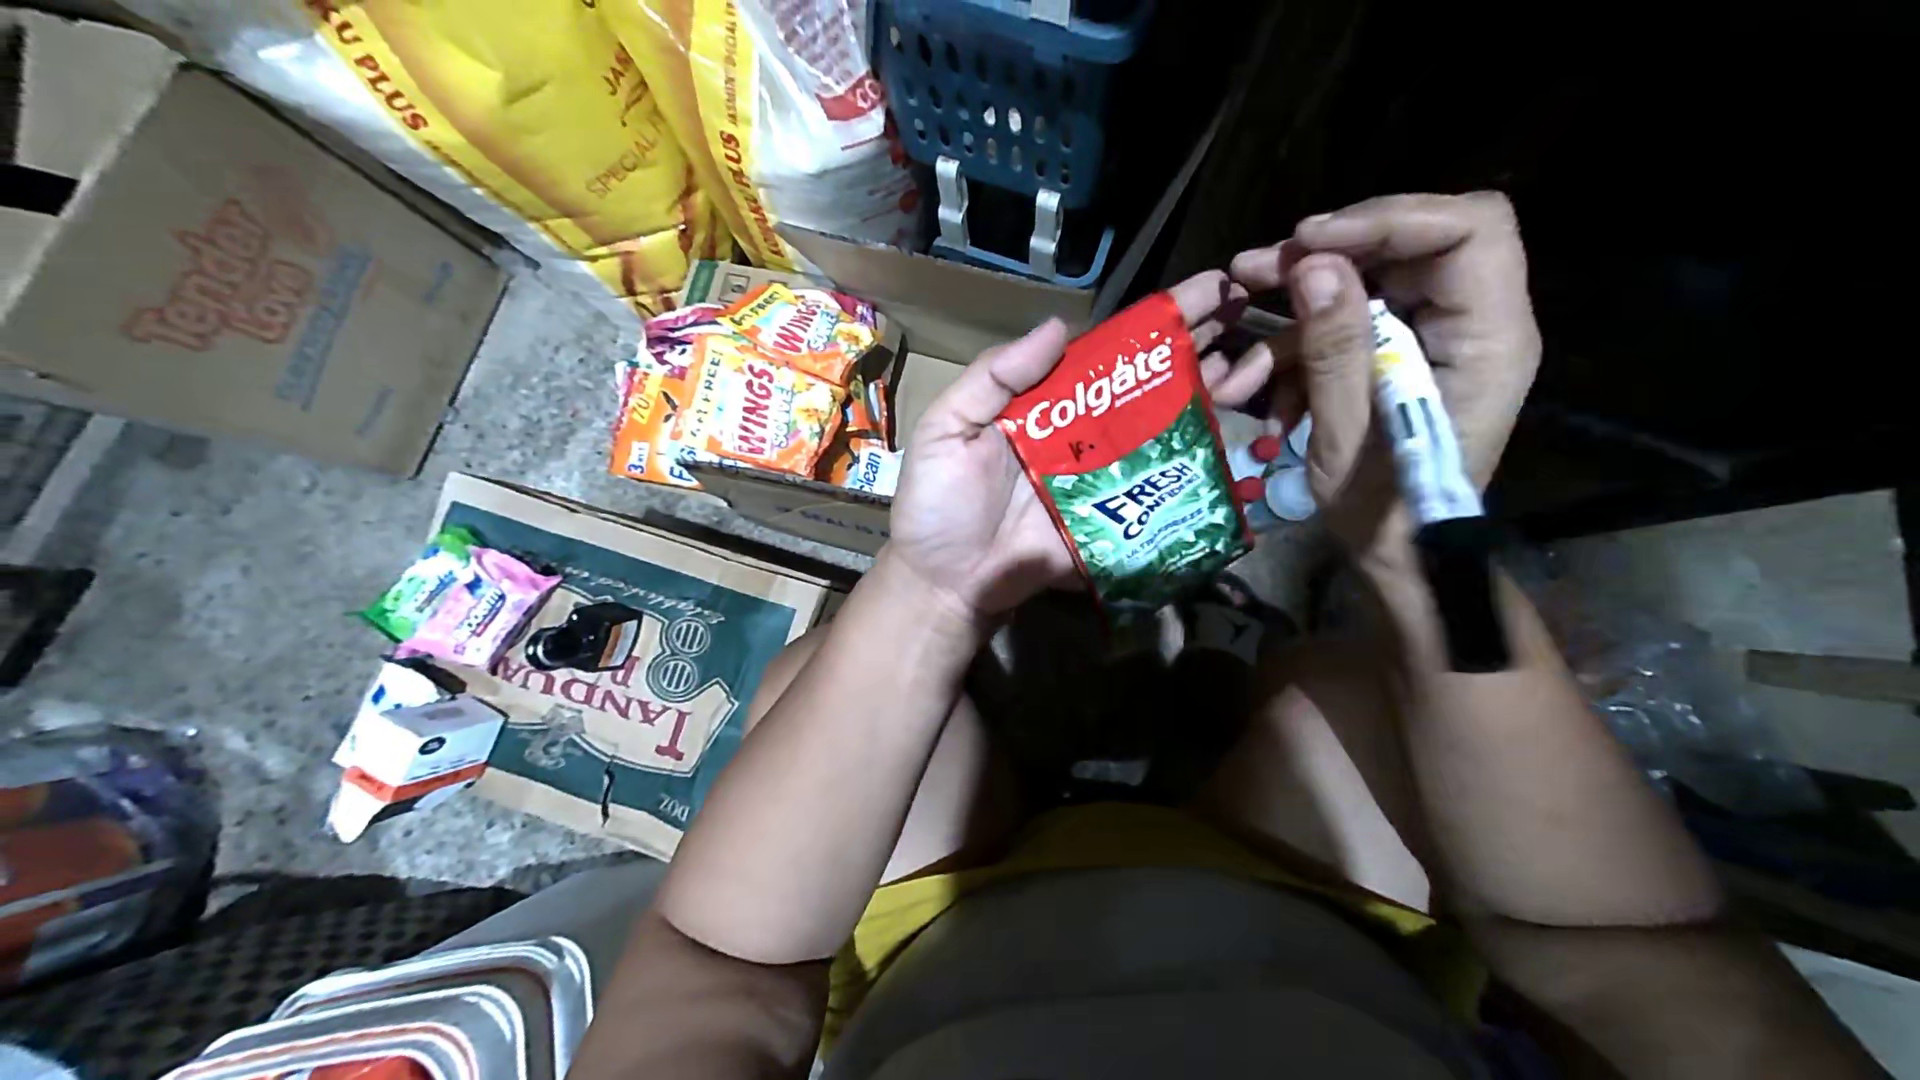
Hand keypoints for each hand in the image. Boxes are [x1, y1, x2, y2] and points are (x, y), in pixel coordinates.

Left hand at [885, 273, 1246, 627]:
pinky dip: (1201, 469)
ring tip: (1260, 361)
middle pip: (1149, 384)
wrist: (948, 583)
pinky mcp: (1117, 521)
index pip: (1108, 353)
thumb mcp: (947, 430)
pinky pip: (1162, 492)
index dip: (1156, 322)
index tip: (1208, 289)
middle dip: (1201, 347)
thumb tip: (1056, 328)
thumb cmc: (938, 505)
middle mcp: (1085, 434)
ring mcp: (1106, 478)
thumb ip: (993, 379)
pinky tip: (1241, 441)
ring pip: (1167, 430)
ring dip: (1214, 395)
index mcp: (1046, 405)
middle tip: (1253, 312)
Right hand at [1214, 192, 1541, 566]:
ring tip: (1239, 354)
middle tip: (1254, 271)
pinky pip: (1347, 329)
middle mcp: (1472, 324)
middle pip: (1411, 246)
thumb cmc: (1384, 512)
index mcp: (1487, 339)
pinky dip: (1298, 353)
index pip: (1466, 231)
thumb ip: (1336, 348)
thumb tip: (1313, 267)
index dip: (1386, 220)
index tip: (1308, 241)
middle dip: (1324, 258)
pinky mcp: (1400, 359)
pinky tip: (1262, 392)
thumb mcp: (1348, 436)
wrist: (1398, 555)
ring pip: (1367, 287)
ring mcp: (1435, 340)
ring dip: (1294, 316)